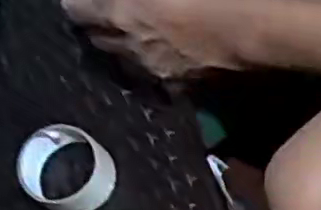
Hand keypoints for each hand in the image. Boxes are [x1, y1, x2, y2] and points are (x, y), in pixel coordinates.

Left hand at [62, 0, 235, 79]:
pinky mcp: (190, 91)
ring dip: (128, 56)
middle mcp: (131, 47)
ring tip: (135, 45)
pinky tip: (168, 63)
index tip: (83, 0)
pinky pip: (166, 82)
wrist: (245, 31)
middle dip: (99, 31)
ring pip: (132, 67)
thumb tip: (124, 2)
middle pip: (100, 42)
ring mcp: (162, 73)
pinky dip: (161, 73)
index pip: (75, 9)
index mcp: (114, 11)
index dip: (78, 4)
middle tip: (106, 21)